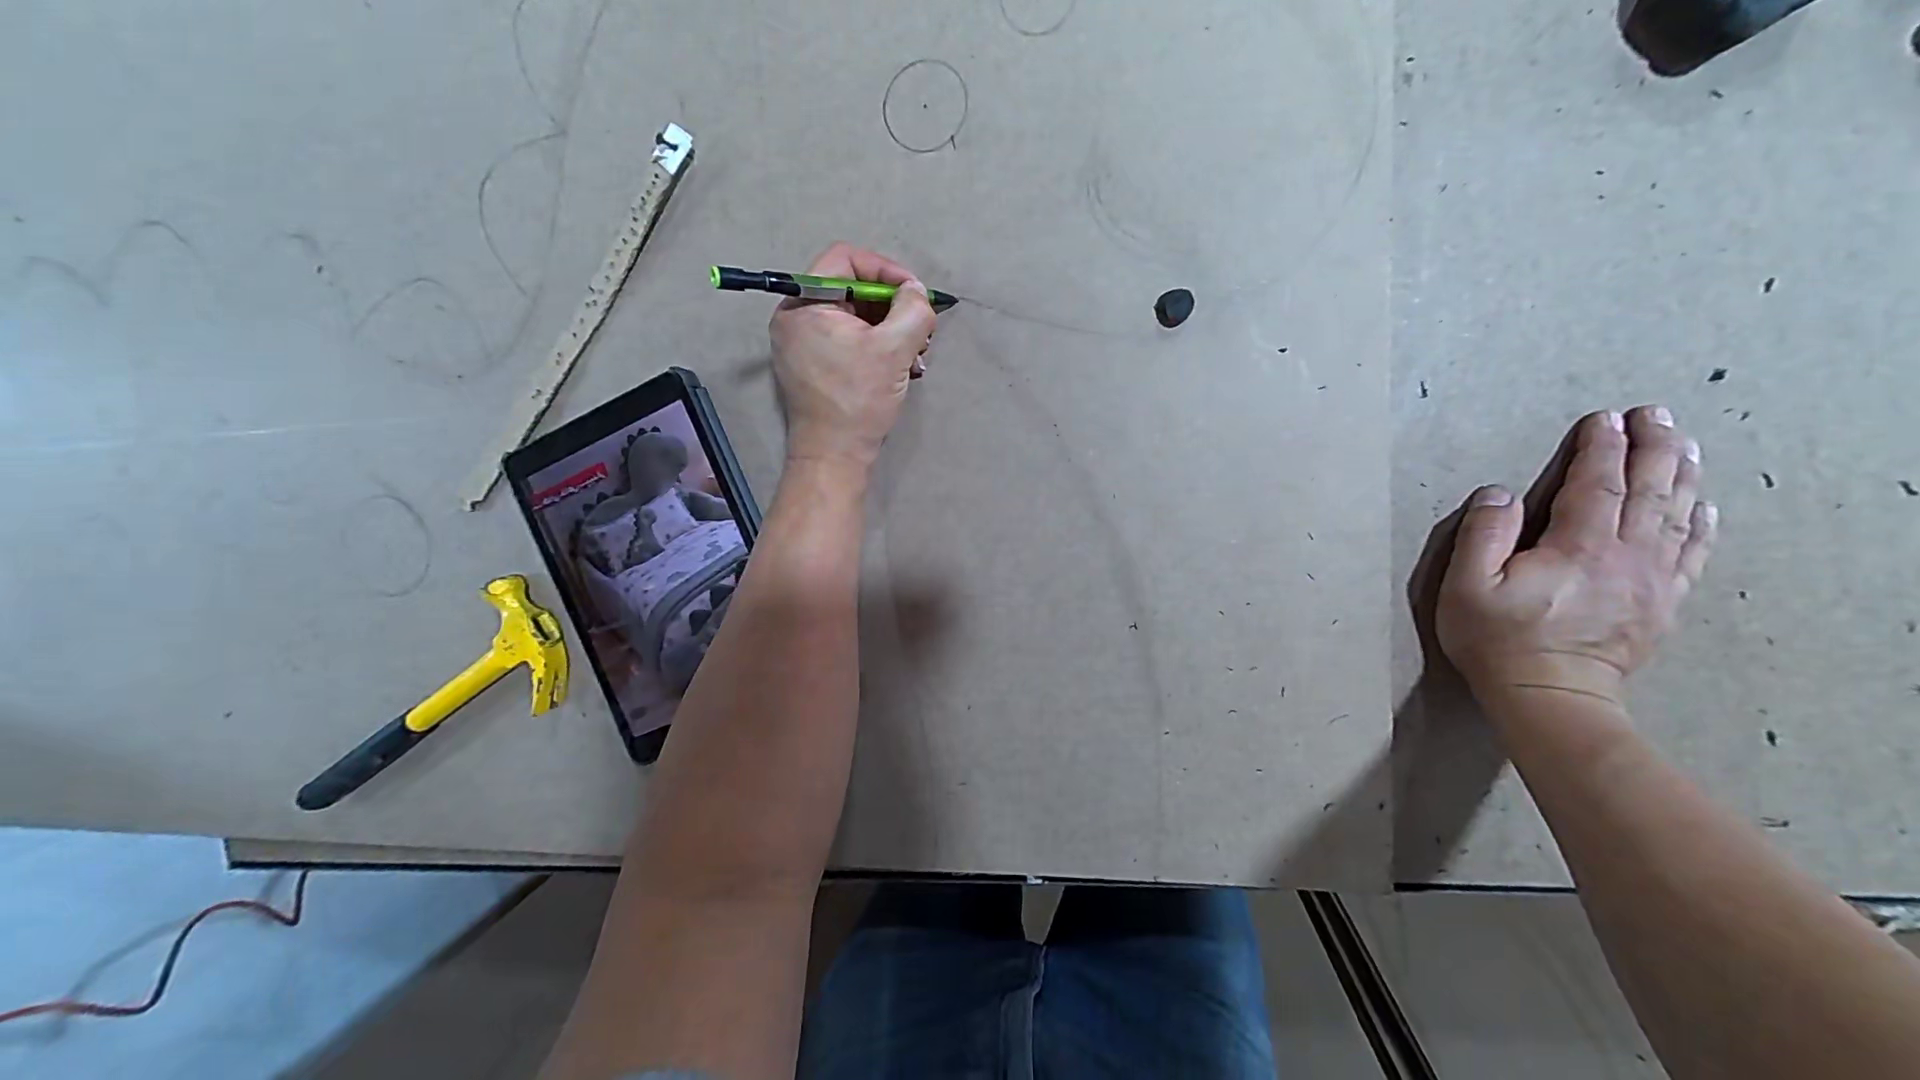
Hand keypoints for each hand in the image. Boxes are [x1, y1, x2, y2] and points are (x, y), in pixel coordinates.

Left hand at [768, 242, 936, 470]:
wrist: (834, 456)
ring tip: (915, 356)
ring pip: (857, 318)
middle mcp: (797, 318)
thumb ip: (912, 309)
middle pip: (854, 290)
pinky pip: (850, 341)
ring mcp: (804, 344)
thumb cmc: (857, 401)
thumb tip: (916, 292)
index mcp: (804, 305)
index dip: (886, 270)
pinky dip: (879, 349)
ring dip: (892, 331)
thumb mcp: (894, 349)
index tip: (914, 294)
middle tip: (920, 330)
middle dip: (893, 307)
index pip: (846, 259)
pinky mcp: (816, 366)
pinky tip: (902, 370)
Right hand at [1437, 406, 1717, 710]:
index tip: (1605, 418)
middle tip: (1656, 413)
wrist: (1550, 697)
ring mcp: (1652, 580)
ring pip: (1677, 516)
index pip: (1595, 484)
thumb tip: (1499, 493)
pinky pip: (1692, 554)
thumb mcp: (1467, 586)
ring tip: (1685, 445)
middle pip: (1649, 490)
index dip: (1601, 448)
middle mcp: (1627, 556)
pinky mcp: (1662, 603)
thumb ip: (1483, 535)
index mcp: (1579, 547)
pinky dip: (1701, 525)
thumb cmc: (1498, 640)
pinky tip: (1704, 507)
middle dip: (1654, 447)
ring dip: (1682, 475)